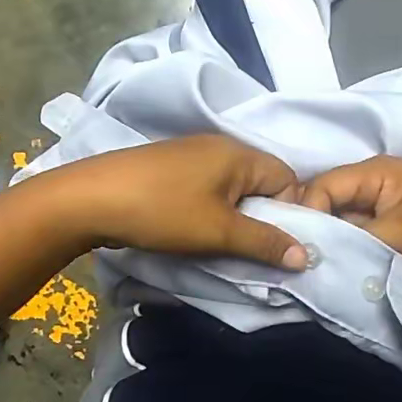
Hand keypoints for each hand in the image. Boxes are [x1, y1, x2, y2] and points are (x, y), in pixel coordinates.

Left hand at [32, 136, 308, 269]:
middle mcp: (218, 146)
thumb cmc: (163, 211)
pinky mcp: (169, 167)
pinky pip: (205, 188)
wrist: (92, 198)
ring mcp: (191, 154)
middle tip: (247, 248)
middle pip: (259, 182)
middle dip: (260, 217)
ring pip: (230, 188)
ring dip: (232, 217)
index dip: (288, 212)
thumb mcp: (219, 231)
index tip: (272, 243)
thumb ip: (265, 242)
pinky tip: (191, 229)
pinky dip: (208, 210)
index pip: (287, 178)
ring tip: (218, 243)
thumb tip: (308, 255)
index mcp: (238, 153)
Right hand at [298, 156, 401, 288]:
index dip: (305, 211)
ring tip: (314, 264)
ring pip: (338, 223)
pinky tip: (336, 267)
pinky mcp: (387, 234)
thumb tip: (313, 247)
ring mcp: (380, 211)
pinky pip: (355, 239)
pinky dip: (346, 252)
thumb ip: (355, 235)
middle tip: (299, 255)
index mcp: (376, 172)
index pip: (321, 186)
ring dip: (329, 242)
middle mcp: (372, 186)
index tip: (298, 244)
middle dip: (313, 227)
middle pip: (326, 203)